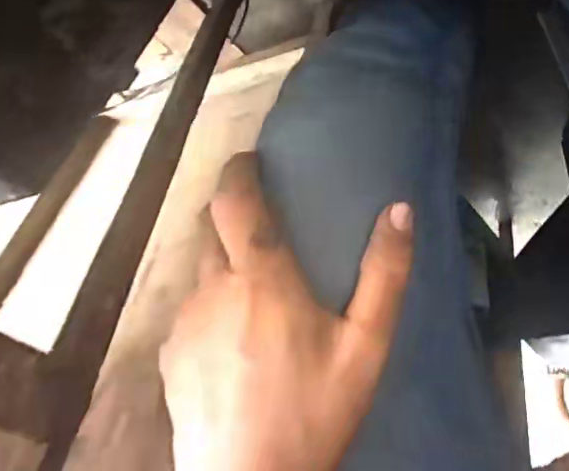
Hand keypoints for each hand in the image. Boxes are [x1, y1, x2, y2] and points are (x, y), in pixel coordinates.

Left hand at [160, 154, 413, 470]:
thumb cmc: (314, 410)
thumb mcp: (366, 343)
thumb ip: (387, 272)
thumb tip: (399, 209)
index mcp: (261, 279)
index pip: (234, 204)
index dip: (238, 172)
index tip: (251, 157)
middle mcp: (212, 292)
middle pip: (209, 227)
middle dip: (232, 208)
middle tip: (267, 209)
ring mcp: (183, 328)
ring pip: (197, 265)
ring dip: (222, 251)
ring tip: (256, 266)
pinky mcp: (169, 361)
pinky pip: (190, 304)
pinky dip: (211, 292)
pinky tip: (237, 322)